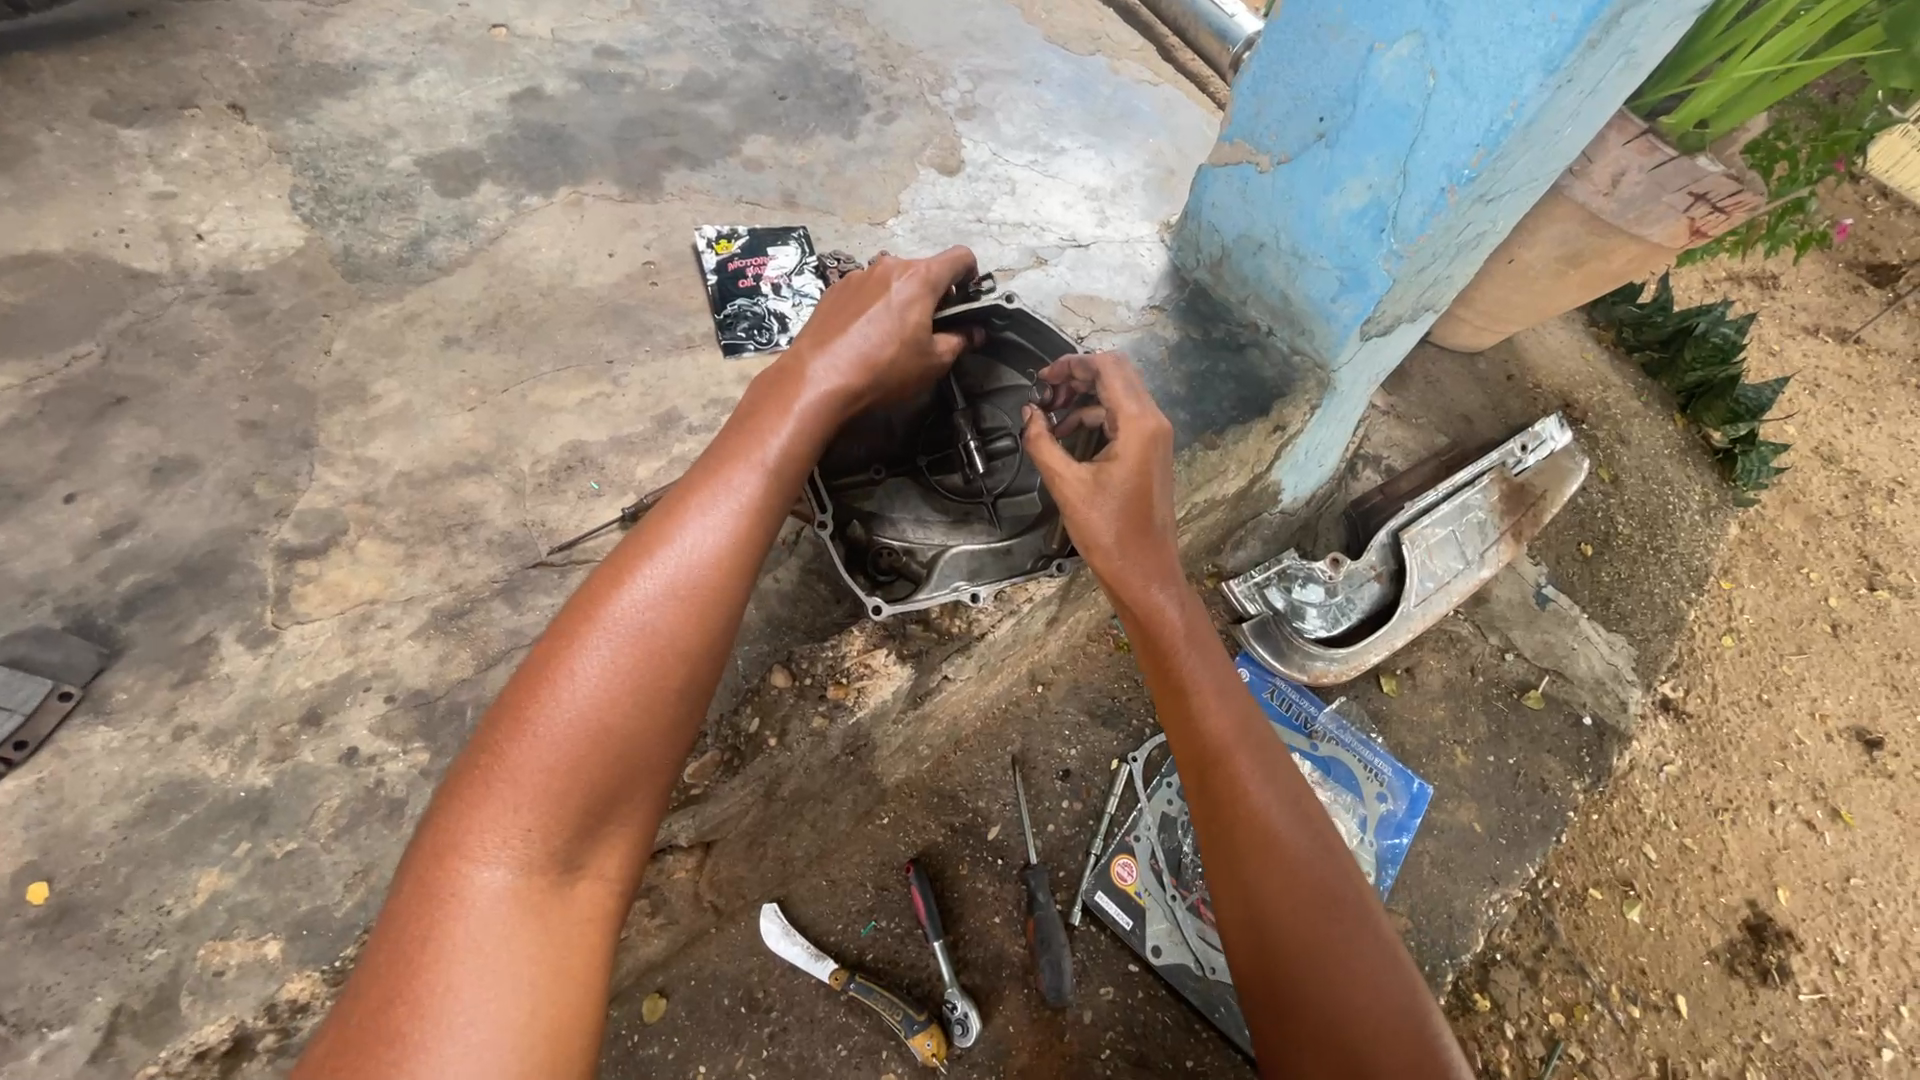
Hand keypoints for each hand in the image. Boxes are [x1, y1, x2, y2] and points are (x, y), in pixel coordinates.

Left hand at [784, 246, 985, 418]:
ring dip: (901, 300)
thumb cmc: (884, 370)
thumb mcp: (933, 362)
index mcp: (919, 278)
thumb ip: (960, 341)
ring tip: (892, 337)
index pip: (960, 257)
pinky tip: (864, 337)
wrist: (818, 380)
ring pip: (892, 281)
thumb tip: (974, 333)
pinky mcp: (834, 290)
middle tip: (929, 330)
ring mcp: (857, 276)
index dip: (971, 275)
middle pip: (923, 271)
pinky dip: (874, 307)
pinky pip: (865, 292)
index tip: (966, 299)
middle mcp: (888, 266)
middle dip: (933, 295)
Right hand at [1021, 352, 1181, 602]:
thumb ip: (1042, 442)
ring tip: (1050, 415)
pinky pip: (1123, 418)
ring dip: (1085, 397)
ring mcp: (1156, 437)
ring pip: (1120, 394)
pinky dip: (1095, 417)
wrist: (1143, 571)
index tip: (1042, 378)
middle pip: (1117, 373)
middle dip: (1078, 375)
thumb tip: (1028, 414)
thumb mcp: (1066, 485)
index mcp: (1139, 424)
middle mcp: (1154, 422)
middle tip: (1045, 392)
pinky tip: (1066, 435)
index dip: (1072, 363)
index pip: (1108, 367)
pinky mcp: (1151, 452)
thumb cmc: (1108, 532)